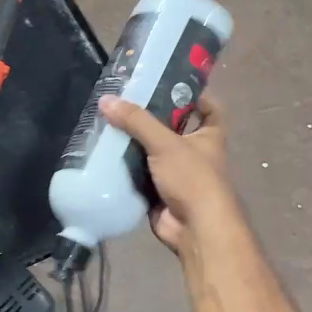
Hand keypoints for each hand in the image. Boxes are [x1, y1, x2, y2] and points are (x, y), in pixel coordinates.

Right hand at [98, 93, 239, 252]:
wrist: (194, 228)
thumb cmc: (193, 179)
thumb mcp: (166, 143)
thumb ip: (137, 121)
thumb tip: (106, 99)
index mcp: (208, 136)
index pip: (208, 107)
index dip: (194, 94)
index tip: (168, 83)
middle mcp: (194, 151)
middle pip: (172, 126)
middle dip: (150, 116)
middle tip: (122, 100)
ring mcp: (175, 172)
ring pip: (151, 150)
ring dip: (132, 141)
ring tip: (105, 122)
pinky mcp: (157, 189)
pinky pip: (137, 171)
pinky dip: (124, 165)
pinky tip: (103, 153)